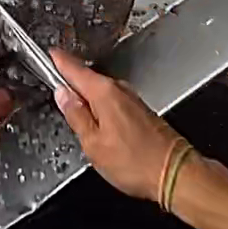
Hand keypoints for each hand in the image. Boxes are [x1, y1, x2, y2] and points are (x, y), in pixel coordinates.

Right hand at [49, 48, 184, 202]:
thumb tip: (62, 94)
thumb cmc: (135, 162)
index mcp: (103, 92)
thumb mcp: (93, 143)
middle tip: (57, 91)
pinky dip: (101, 106)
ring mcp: (132, 99)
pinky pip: (113, 101)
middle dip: (71, 83)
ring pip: (101, 92)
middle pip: (87, 79)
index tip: (50, 54)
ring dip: (87, 97)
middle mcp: (119, 90)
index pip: (74, 68)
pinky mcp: (141, 111)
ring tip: (76, 114)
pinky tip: (99, 123)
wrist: (177, 174)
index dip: (59, 61)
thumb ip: (75, 115)